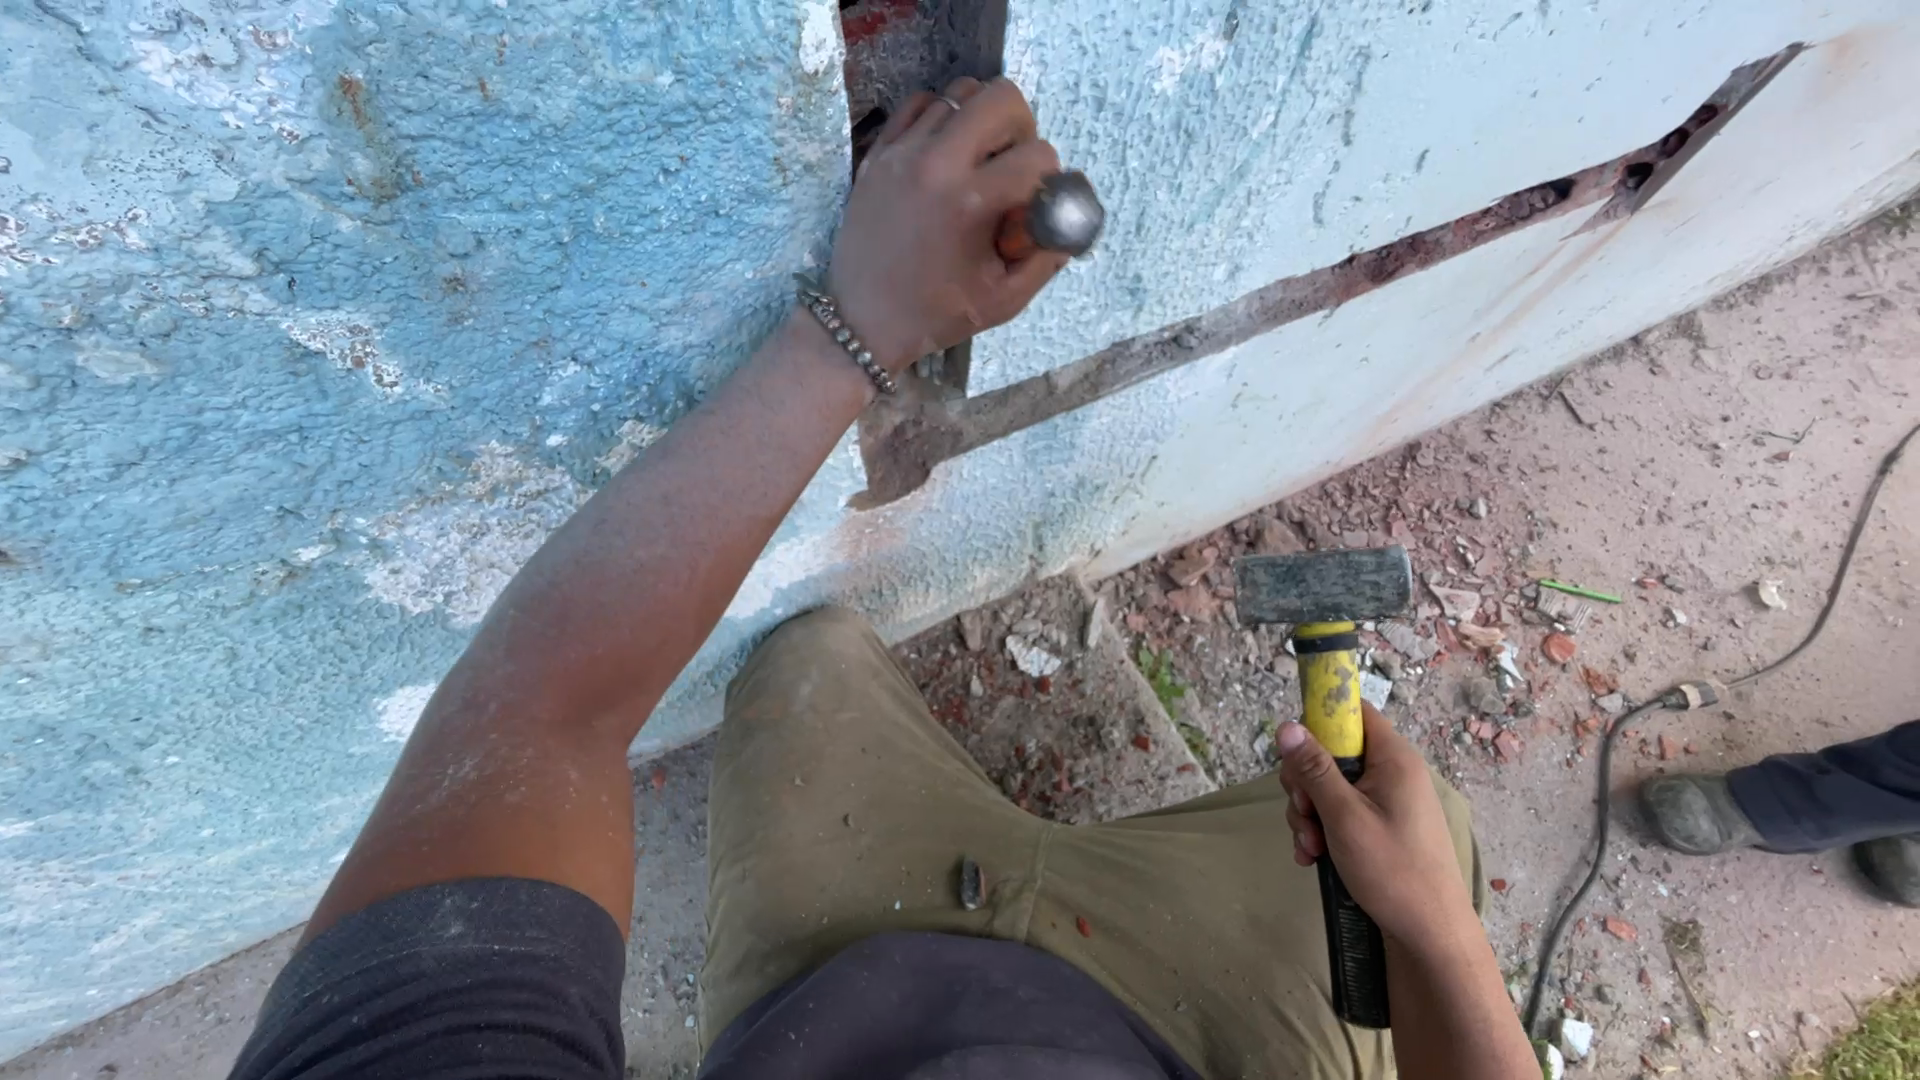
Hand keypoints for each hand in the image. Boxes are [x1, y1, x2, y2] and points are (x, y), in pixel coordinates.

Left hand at [825, 77, 1070, 373]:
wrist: (864, 321)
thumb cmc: (937, 315)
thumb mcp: (1005, 301)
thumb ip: (1047, 258)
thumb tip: (1070, 220)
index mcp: (971, 202)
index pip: (1036, 155)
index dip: (1048, 177)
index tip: (1035, 200)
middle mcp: (936, 164)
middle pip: (1000, 96)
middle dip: (1021, 126)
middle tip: (1012, 163)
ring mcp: (902, 153)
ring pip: (959, 95)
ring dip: (980, 122)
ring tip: (977, 160)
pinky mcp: (879, 153)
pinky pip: (919, 104)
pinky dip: (940, 118)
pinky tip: (944, 154)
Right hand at [1278, 703, 1476, 949]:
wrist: (1430, 938)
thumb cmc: (1392, 871)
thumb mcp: (1344, 817)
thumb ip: (1313, 769)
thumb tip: (1286, 724)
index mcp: (1392, 759)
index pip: (1352, 711)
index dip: (1320, 719)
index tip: (1295, 748)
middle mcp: (1391, 772)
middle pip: (1331, 752)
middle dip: (1305, 782)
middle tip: (1304, 812)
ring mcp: (1385, 800)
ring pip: (1328, 785)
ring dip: (1308, 813)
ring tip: (1310, 848)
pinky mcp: (1378, 825)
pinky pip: (1337, 811)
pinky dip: (1320, 830)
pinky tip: (1313, 857)